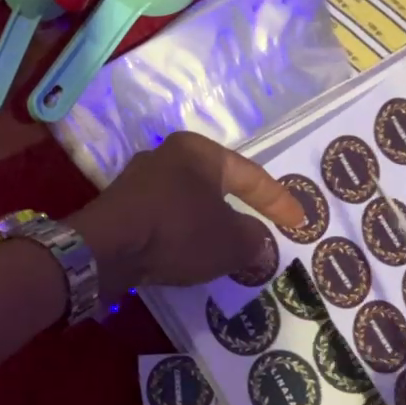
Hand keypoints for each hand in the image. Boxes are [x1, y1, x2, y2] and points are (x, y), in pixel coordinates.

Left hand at [66, 131, 304, 296]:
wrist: (105, 248)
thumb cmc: (178, 232)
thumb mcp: (236, 240)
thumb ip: (255, 237)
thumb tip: (251, 239)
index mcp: (194, 151)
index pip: (249, 176)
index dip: (279, 202)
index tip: (300, 224)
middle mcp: (162, 157)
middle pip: (214, 186)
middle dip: (239, 209)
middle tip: (264, 229)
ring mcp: (136, 182)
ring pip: (187, 204)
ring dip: (208, 225)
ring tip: (231, 247)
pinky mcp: (119, 207)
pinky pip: (164, 219)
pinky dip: (182, 234)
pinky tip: (193, 252)